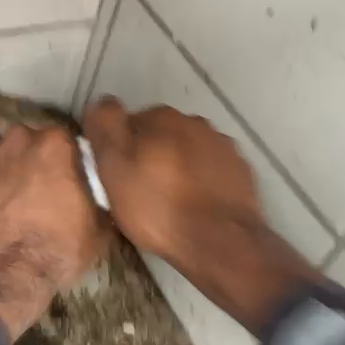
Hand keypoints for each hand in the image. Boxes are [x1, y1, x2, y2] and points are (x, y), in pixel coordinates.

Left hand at [0, 124, 108, 337]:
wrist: (0, 272)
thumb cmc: (55, 249)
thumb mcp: (97, 229)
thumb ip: (95, 199)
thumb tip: (95, 196)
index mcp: (55, 144)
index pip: (62, 141)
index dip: (63, 162)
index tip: (62, 181)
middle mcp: (17, 138)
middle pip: (27, 143)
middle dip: (30, 161)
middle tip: (32, 192)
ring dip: (2, 170)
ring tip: (2, 201)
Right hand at [82, 97, 320, 333]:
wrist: (220, 243)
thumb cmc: (157, 206)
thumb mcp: (113, 168)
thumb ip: (105, 127)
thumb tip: (103, 101)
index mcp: (160, 117)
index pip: (128, 122)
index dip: (120, 149)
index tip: (117, 175)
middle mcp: (194, 122)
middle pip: (160, 134)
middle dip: (150, 154)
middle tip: (141, 190)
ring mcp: (222, 145)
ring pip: (187, 150)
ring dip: (177, 166)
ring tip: (170, 201)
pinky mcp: (241, 170)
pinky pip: (211, 169)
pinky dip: (201, 180)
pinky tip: (196, 205)